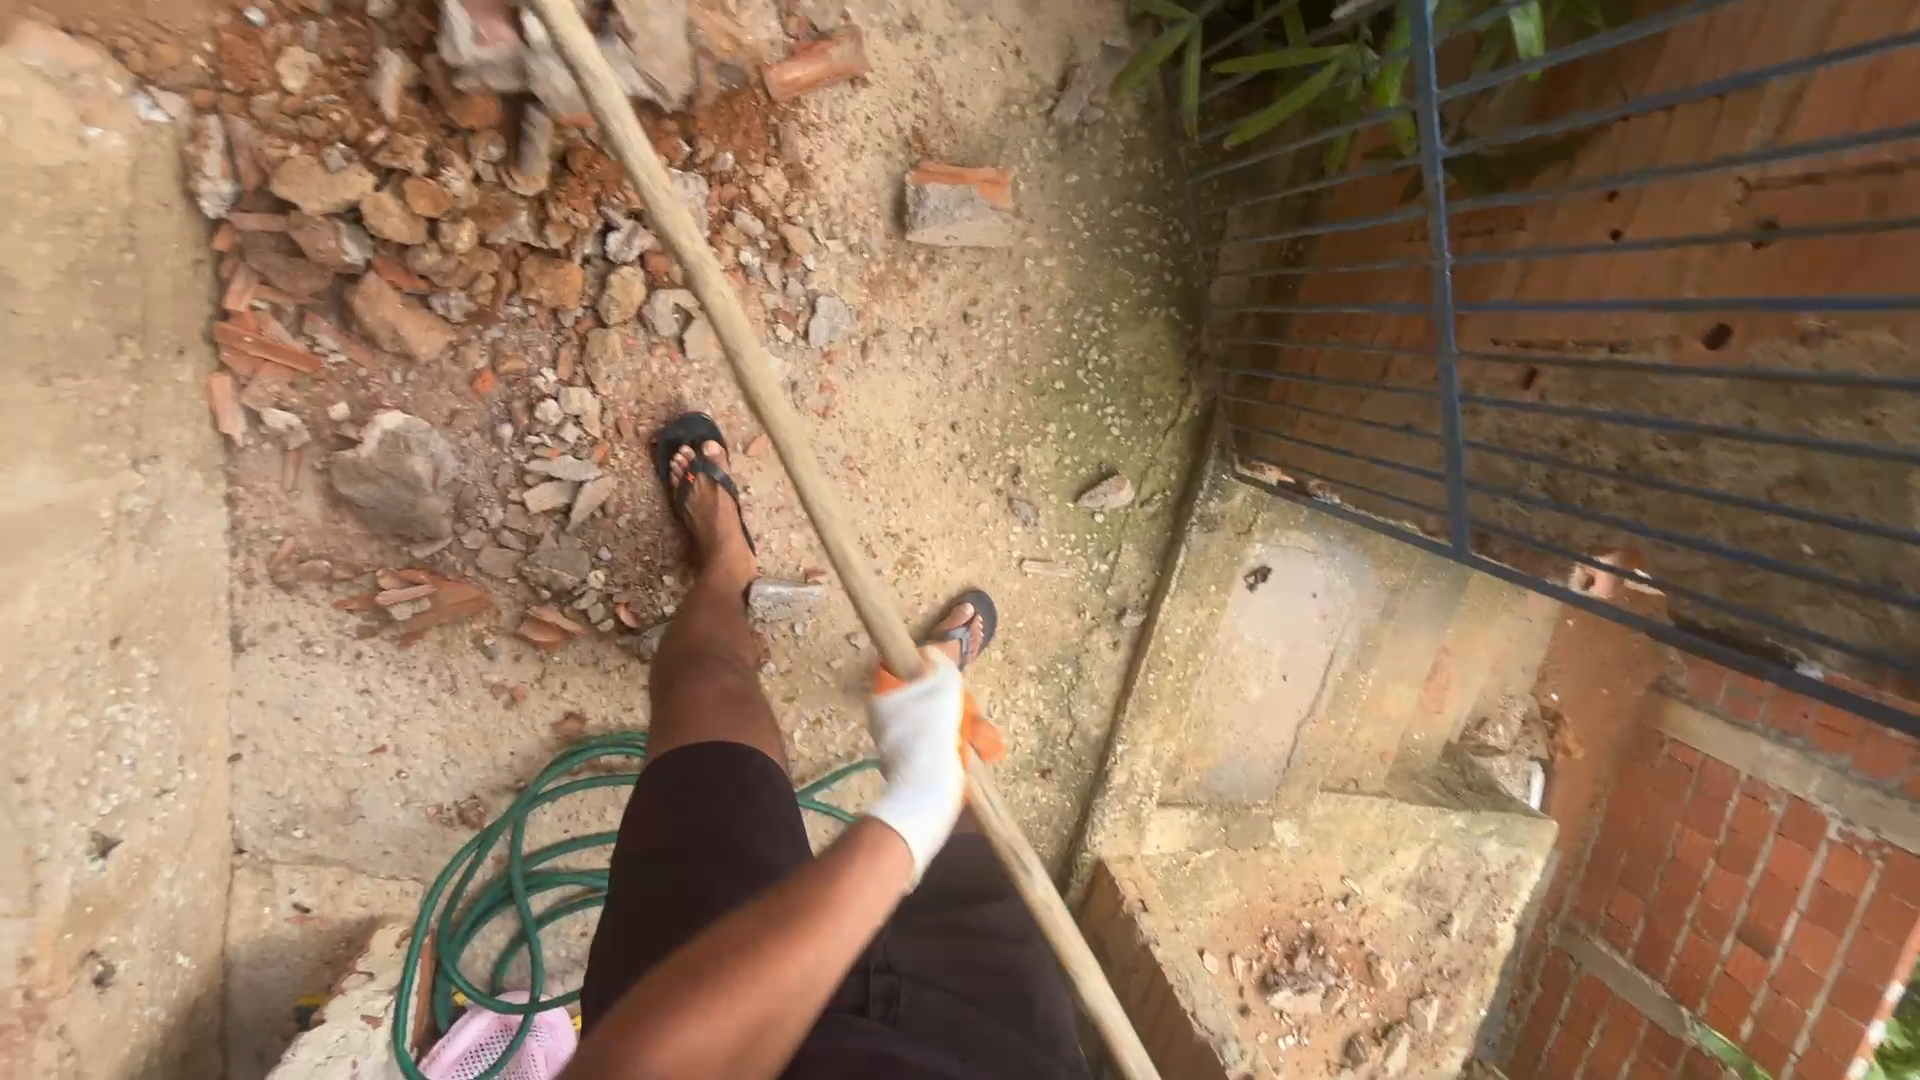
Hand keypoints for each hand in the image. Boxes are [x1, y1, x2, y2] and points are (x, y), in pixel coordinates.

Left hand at [865, 647, 967, 881]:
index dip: (933, 674)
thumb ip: (939, 664)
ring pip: (942, 725)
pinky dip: (964, 748)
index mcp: (884, 700)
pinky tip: (984, 754)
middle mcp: (889, 723)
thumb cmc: (934, 732)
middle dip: (962, 707)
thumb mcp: (942, 685)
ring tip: (989, 742)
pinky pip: (944, 748)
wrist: (928, 794)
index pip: (906, 674)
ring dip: (970, 729)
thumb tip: (929, 653)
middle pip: (931, 701)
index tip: (951, 681)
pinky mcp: (918, 768)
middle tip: (975, 715)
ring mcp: (902, 747)